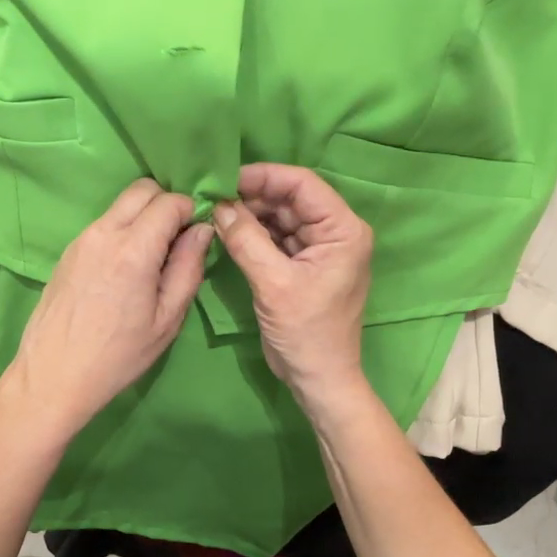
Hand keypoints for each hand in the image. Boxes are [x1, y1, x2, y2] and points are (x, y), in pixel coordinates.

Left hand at [0, 179, 211, 438]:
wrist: (54, 375)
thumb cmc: (117, 356)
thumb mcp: (166, 321)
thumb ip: (188, 270)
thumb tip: (201, 232)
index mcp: (133, 249)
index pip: (170, 201)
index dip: (190, 211)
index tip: (197, 235)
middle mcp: (104, 233)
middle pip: (142, 190)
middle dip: (166, 204)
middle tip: (177, 240)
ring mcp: (82, 239)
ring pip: (120, 205)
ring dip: (142, 217)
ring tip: (152, 258)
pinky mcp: (69, 252)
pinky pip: (103, 225)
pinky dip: (122, 231)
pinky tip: (125, 270)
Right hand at [212, 163, 372, 407]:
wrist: (318, 379)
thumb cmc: (307, 332)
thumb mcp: (274, 284)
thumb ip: (247, 241)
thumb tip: (218, 206)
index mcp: (343, 231)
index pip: (303, 185)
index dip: (265, 177)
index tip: (226, 179)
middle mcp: (336, 234)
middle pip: (291, 200)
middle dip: (253, 198)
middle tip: (213, 198)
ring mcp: (320, 251)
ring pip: (282, 220)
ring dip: (251, 217)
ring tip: (215, 213)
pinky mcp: (304, 268)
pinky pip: (277, 241)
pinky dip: (254, 237)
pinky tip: (228, 233)